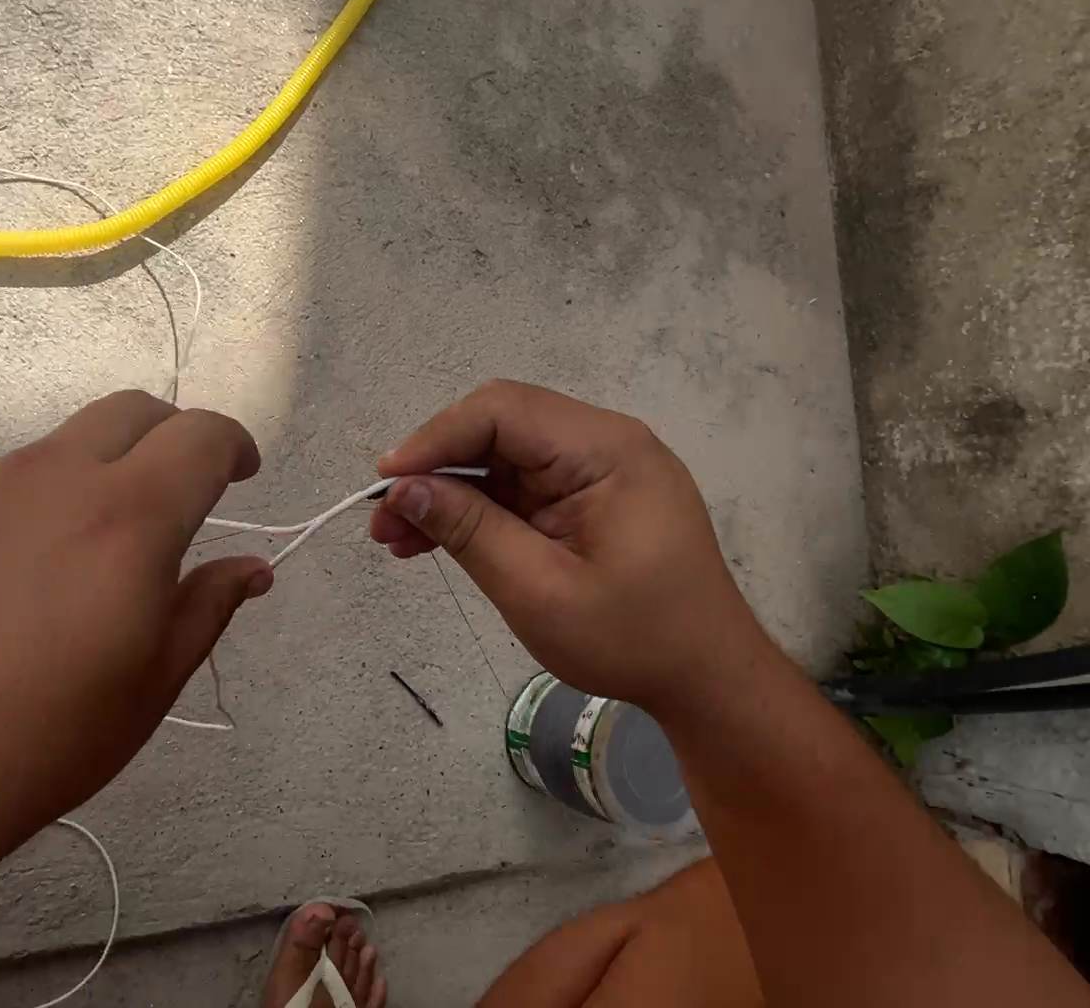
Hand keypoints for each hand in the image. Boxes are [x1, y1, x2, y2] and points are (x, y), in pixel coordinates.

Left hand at [0, 391, 272, 968]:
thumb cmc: (27, 748)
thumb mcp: (145, 690)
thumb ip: (206, 610)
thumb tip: (252, 569)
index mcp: (126, 517)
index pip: (202, 437)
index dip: (235, 446)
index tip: (242, 475)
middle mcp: (53, 477)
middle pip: (133, 411)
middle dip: (174, 437)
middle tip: (181, 495)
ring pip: (65, 445)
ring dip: (104, 472)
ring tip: (93, 557)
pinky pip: (5, 481)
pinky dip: (42, 501)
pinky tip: (16, 581)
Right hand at [369, 380, 758, 712]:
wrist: (704, 678)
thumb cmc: (633, 639)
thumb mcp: (539, 590)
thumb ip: (469, 530)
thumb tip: (401, 488)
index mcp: (605, 449)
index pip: (502, 411)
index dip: (435, 438)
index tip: (386, 481)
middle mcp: (601, 443)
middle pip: (497, 428)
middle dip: (435, 468)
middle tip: (384, 516)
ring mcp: (593, 470)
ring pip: (498, 459)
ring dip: (446, 493)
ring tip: (395, 538)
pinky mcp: (584, 498)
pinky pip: (515, 488)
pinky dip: (474, 511)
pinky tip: (431, 540)